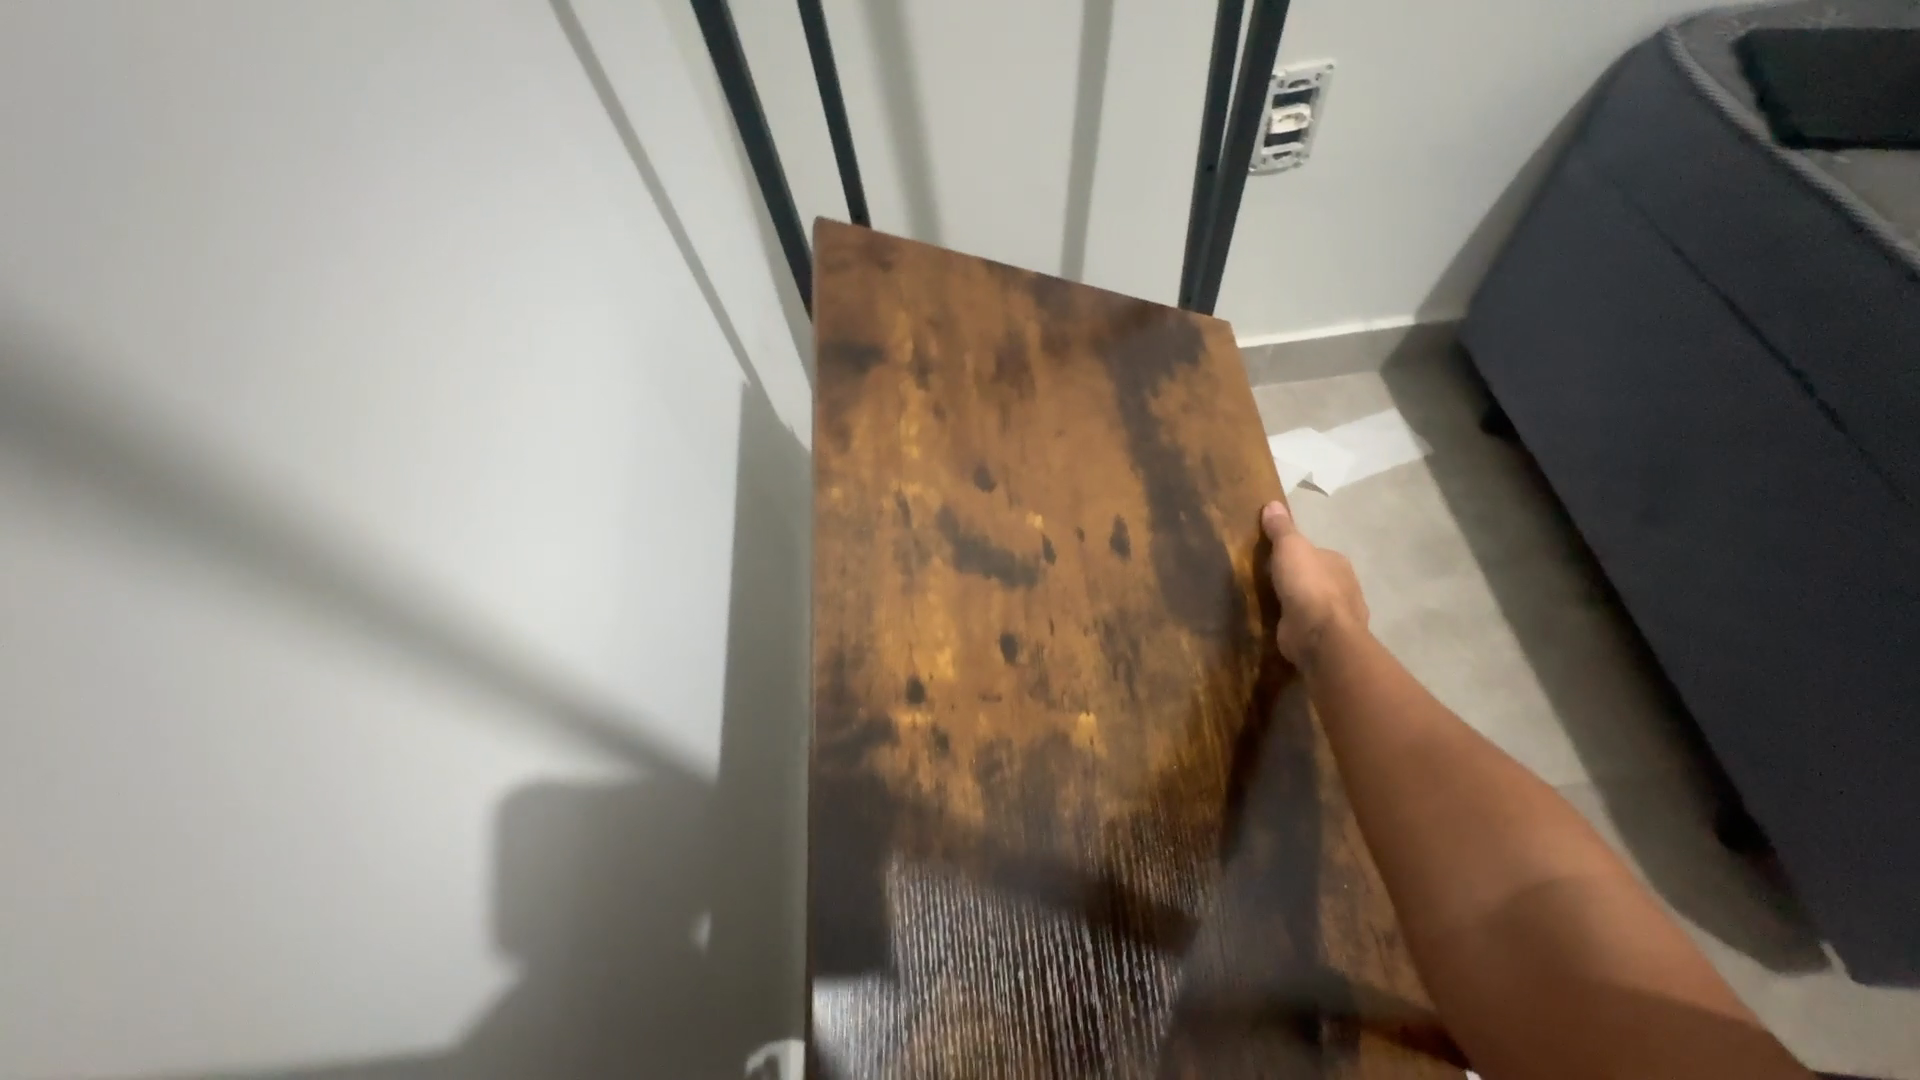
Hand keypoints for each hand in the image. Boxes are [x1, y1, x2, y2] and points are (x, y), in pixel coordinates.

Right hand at [1261, 500, 1369, 668]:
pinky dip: (1294, 622)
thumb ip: (1281, 529)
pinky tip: (1278, 623)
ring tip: (1269, 603)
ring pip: (1312, 602)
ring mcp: (1335, 614)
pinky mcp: (1323, 637)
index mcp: (1338, 563)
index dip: (1296, 553)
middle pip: (1315, 577)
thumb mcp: (1290, 548)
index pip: (1316, 552)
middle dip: (1296, 579)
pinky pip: (1306, 624)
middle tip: (1267, 580)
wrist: (1319, 634)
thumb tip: (1273, 503)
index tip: (1273, 556)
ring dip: (1296, 602)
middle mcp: (1343, 587)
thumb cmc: (1308, 585)